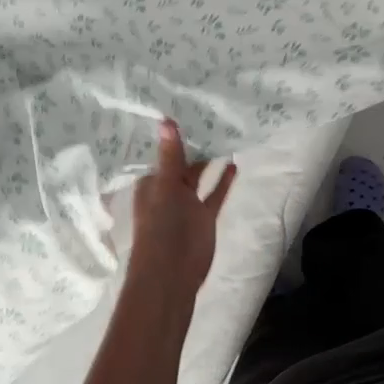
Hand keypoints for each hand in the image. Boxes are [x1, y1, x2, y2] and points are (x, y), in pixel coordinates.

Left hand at [129, 120, 236, 294]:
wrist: (172, 272)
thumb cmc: (160, 227)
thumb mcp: (164, 186)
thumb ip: (170, 156)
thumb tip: (165, 120)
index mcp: (151, 184)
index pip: (158, 155)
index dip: (166, 137)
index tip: (177, 110)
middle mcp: (167, 191)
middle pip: (179, 164)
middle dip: (189, 146)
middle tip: (205, 114)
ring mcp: (187, 205)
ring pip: (198, 177)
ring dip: (207, 161)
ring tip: (222, 135)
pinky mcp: (204, 217)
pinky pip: (215, 194)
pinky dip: (223, 181)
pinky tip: (233, 164)